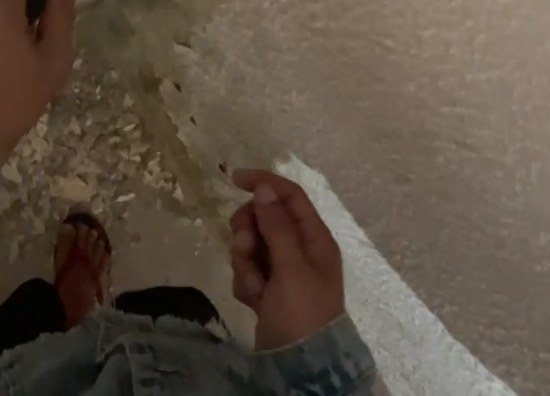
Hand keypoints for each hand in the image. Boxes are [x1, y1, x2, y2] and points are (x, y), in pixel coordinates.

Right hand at [227, 169, 346, 349]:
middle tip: (244, 248)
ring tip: (254, 286)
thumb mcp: (292, 266)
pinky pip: (248, 270)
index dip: (264, 182)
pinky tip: (253, 300)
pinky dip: (246, 281)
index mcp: (314, 238)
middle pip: (265, 218)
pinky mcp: (269, 291)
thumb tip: (264, 187)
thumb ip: (277, 225)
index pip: (289, 195)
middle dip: (249, 230)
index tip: (234, 180)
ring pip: (253, 244)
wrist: (302, 369)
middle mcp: (300, 250)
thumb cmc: (302, 312)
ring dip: (246, 261)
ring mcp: (284, 271)